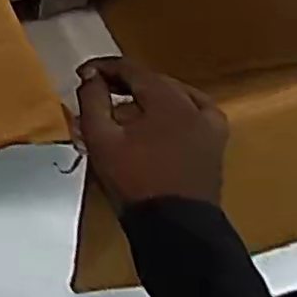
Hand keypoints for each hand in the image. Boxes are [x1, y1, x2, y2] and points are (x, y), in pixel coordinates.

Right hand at [75, 56, 226, 206]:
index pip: (130, 68)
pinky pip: (199, 112)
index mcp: (166, 102)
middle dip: (122, 79)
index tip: (82, 75)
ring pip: (174, 93)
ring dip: (148, 91)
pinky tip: (166, 114)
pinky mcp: (214, 147)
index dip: (102, 67)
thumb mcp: (99, 134)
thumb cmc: (133, 178)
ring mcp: (209, 129)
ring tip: (126, 100)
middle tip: (97, 88)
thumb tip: (91, 77)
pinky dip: (180, 105)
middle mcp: (192, 109)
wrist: (175, 229)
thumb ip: (91, 97)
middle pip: (152, 78)